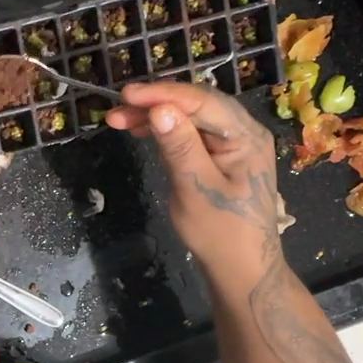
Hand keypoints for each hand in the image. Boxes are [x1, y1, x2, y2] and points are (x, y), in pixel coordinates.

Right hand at [106, 82, 280, 289]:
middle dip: (156, 104)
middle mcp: (244, 132)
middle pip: (197, 106)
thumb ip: (180, 147)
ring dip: (156, 117)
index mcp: (246, 136)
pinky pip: (193, 135)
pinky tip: (143, 132)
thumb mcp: (196, 190)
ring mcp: (234, 145)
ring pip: (192, 119)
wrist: (241, 267)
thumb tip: (159, 110)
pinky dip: (166, 132)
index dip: (163, 95)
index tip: (127, 94)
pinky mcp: (221, 157)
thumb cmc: (220, 233)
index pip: (202, 102)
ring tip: (120, 121)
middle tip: (116, 110)